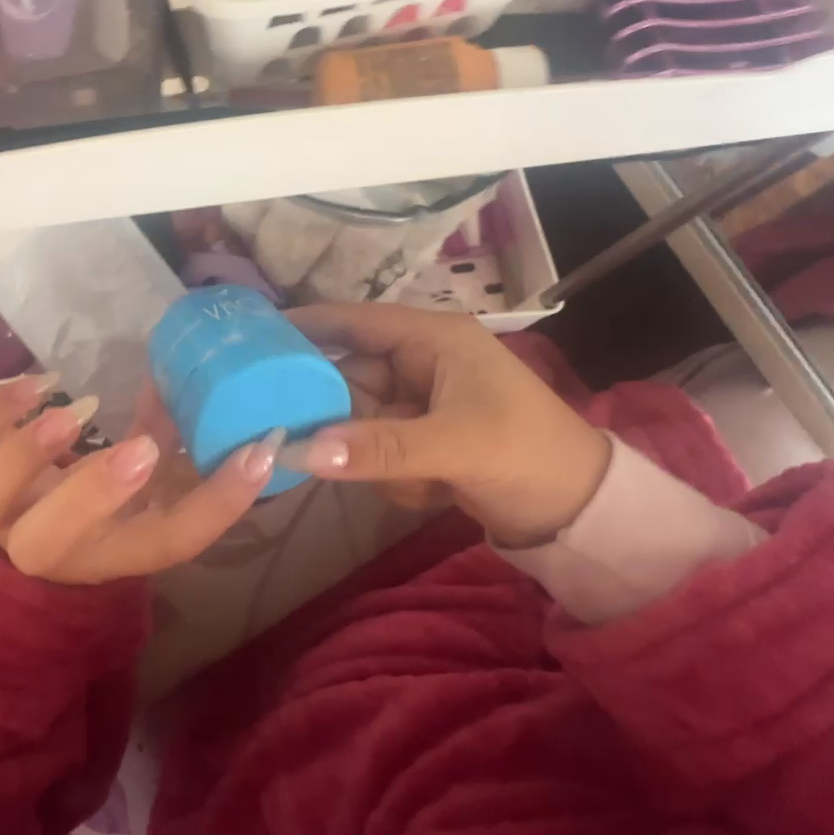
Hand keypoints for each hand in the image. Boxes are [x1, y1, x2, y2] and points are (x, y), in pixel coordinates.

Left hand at [0, 376, 281, 583]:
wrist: (2, 549)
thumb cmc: (92, 513)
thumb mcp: (140, 488)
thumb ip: (166, 439)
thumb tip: (186, 376)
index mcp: (107, 554)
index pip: (166, 544)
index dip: (217, 506)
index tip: (258, 453)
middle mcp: (43, 549)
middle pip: (51, 543)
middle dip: (93, 494)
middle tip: (142, 451)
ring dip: (26, 453)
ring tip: (75, 409)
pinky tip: (36, 384)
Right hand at [282, 304, 611, 547]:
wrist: (580, 512)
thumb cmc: (527, 454)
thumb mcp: (454, 446)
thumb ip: (378, 446)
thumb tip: (300, 450)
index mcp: (433, 340)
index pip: (355, 322)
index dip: (307, 325)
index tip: (253, 338)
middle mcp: (420, 363)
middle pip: (348, 378)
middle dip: (342, 419)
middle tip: (310, 445)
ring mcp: (419, 404)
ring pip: (359, 422)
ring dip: (379, 459)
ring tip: (422, 482)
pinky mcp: (421, 439)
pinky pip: (377, 451)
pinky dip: (396, 477)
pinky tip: (433, 493)